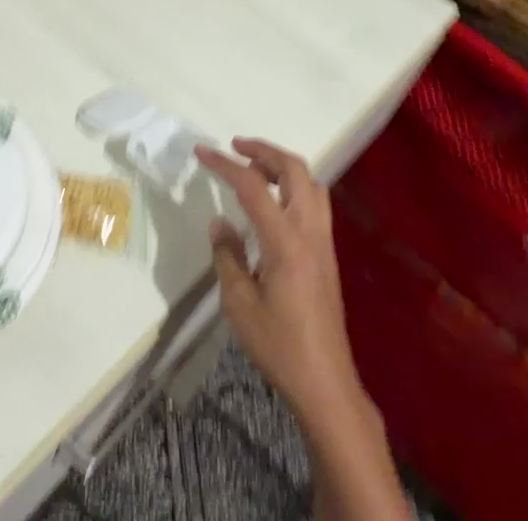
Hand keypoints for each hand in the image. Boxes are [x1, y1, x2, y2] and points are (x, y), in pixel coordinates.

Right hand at [199, 139, 360, 417]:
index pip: (254, 187)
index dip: (225, 164)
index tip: (201, 152)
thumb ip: (228, 255)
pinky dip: (293, 187)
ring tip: (253, 169)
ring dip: (283, 167)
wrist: (323, 379)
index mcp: (285, 242)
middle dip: (264, 151)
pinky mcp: (327, 255)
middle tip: (234, 147)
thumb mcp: (238, 302)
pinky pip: (315, 203)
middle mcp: (310, 233)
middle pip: (295, 171)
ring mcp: (324, 243)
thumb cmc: (277, 344)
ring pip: (311, 184)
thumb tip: (220, 222)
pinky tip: (271, 202)